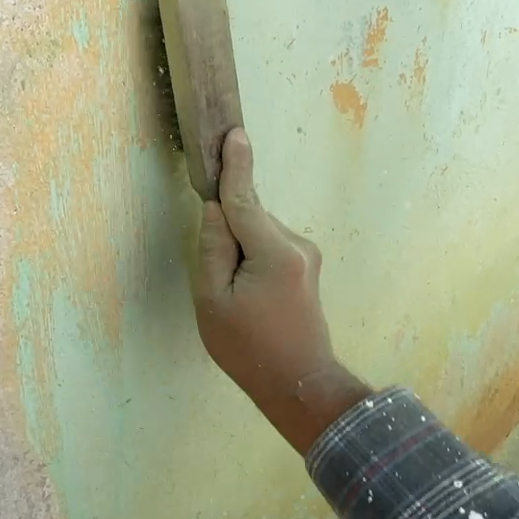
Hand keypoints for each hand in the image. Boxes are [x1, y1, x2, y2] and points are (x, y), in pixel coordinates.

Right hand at [195, 128, 370, 453]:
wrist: (300, 385)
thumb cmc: (248, 348)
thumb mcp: (212, 301)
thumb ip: (212, 248)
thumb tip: (216, 209)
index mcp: (274, 253)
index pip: (245, 200)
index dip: (235, 167)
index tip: (234, 133)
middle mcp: (297, 245)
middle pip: (249, 215)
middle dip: (226, 227)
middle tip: (218, 278)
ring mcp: (306, 255)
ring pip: (257, 230)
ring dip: (238, 244)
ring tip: (235, 294)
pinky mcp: (306, 265)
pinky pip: (268, 243)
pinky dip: (250, 252)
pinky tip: (247, 289)